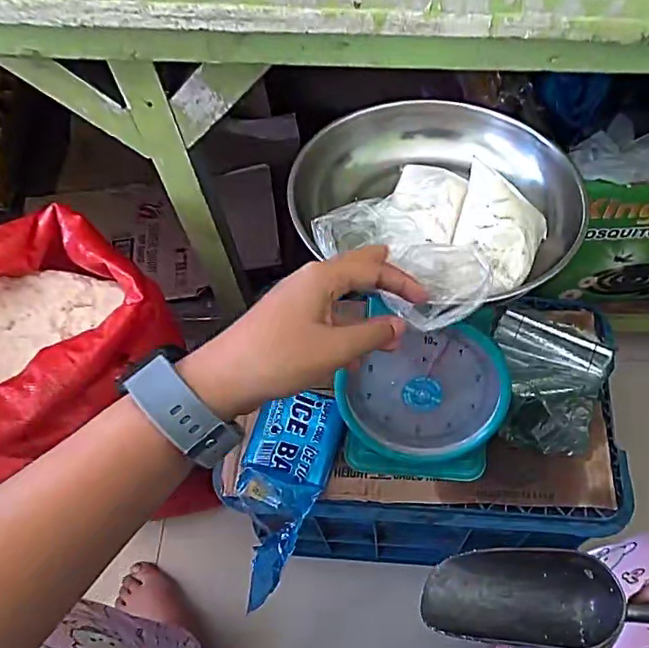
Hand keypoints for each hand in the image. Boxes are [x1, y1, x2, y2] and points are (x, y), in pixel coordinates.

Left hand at [178, 246, 424, 418]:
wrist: (224, 378)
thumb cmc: (279, 359)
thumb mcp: (334, 349)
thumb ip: (372, 334)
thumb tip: (398, 326)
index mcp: (321, 278)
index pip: (372, 268)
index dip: (402, 282)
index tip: (424, 299)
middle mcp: (309, 281)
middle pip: (354, 270)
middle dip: (382, 275)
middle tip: (407, 281)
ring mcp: (297, 299)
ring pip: (341, 293)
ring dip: (367, 304)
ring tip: (389, 318)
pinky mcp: (289, 319)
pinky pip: (328, 312)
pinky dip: (348, 322)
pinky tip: (356, 348)